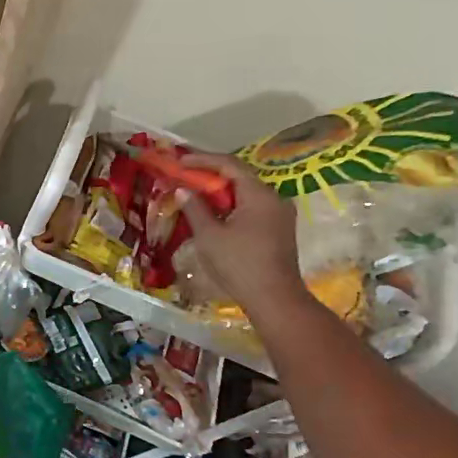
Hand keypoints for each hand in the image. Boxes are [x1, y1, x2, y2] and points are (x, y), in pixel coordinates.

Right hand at [174, 153, 306, 317]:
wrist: (273, 297)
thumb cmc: (238, 264)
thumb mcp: (209, 236)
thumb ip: (195, 209)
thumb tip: (183, 190)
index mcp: (259, 195)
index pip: (230, 165)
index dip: (203, 160)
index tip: (179, 160)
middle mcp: (273, 198)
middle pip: (239, 177)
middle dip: (210, 174)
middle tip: (184, 174)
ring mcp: (278, 214)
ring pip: (245, 193)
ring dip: (219, 191)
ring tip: (194, 192)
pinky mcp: (277, 229)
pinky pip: (250, 207)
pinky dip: (229, 205)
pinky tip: (212, 214)